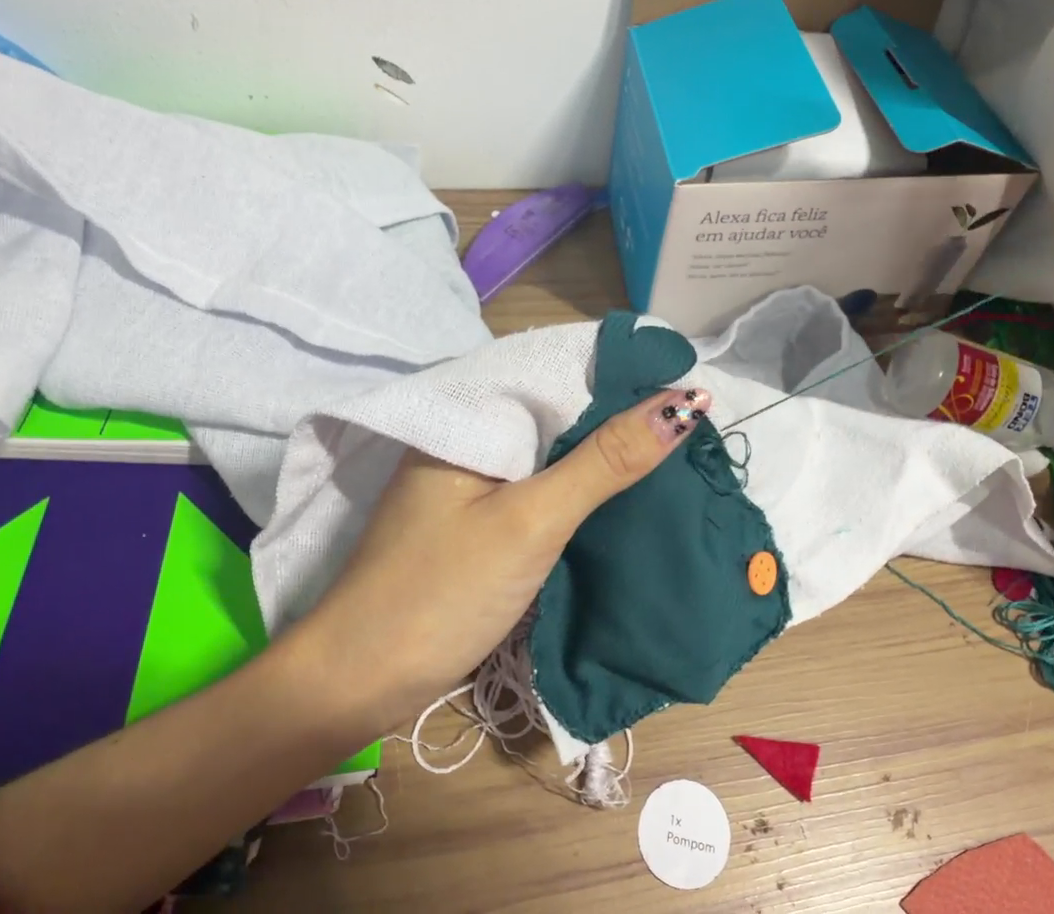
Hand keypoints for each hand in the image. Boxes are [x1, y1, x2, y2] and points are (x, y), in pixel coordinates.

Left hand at [287, 386, 711, 737]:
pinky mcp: (471, 520)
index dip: (623, 372)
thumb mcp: (532, 521)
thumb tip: (685, 402)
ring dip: (601, 452)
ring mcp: (465, 481)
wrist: (358, 682)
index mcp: (467, 417)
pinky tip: (618, 492)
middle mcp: (465, 437)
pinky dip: (576, 487)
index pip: (556, 370)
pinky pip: (535, 485)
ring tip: (673, 448)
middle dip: (619, 414)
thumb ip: (604, 461)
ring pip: (548, 450)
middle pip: (555, 411)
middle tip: (695, 420)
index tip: (691, 381)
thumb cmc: (441, 594)